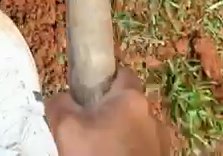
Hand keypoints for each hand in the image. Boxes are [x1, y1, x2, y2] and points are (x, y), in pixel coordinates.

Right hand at [45, 69, 173, 155]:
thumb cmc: (95, 155)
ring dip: (122, 137)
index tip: (88, 94)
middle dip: (111, 114)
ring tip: (100, 150)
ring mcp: (161, 145)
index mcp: (132, 99)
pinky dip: (130, 153)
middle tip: (89, 128)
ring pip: (136, 131)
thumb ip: (61, 102)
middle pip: (128, 106)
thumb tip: (65, 99)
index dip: (104, 81)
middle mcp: (153, 118)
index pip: (122, 74)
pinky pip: (142, 151)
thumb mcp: (64, 125)